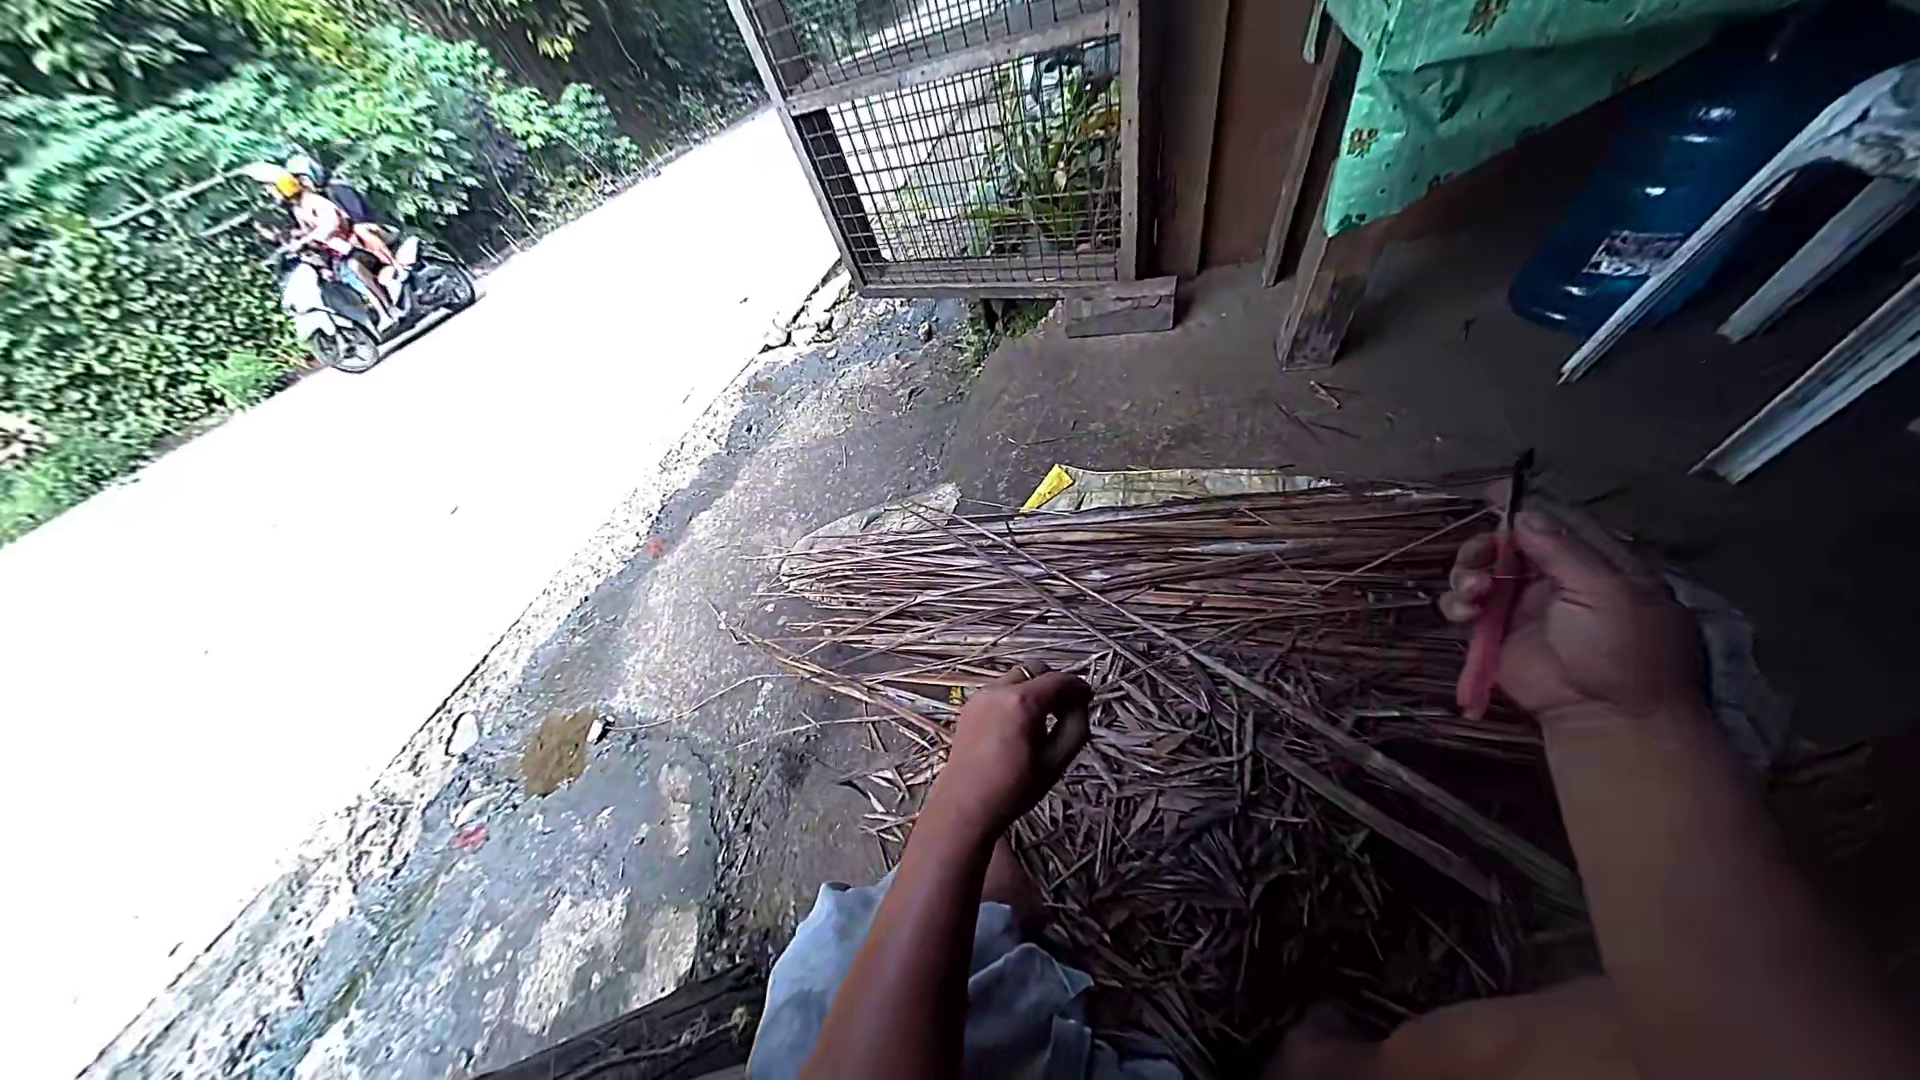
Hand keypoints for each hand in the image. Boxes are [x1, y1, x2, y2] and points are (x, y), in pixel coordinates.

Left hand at [924, 662, 1090, 842]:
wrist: (966, 805)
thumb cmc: (1015, 788)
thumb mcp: (1057, 760)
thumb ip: (1076, 726)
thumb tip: (1079, 704)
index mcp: (1022, 701)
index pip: (1058, 680)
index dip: (1077, 686)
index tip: (1087, 698)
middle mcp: (999, 690)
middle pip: (1035, 670)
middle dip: (1054, 683)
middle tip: (1065, 708)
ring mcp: (981, 696)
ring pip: (1016, 678)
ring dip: (1033, 689)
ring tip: (1041, 720)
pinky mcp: (969, 706)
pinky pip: (999, 691)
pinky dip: (1015, 697)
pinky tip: (1018, 725)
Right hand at [1439, 502, 1703, 728]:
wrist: (1604, 712)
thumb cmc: (1622, 650)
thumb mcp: (1605, 592)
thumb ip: (1563, 551)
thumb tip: (1525, 516)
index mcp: (1590, 564)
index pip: (1553, 523)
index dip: (1523, 506)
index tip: (1492, 492)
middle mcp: (1551, 580)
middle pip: (1504, 546)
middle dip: (1485, 547)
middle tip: (1483, 559)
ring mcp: (1519, 605)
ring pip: (1476, 572)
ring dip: (1467, 576)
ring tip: (1476, 595)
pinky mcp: (1491, 630)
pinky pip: (1461, 605)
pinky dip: (1456, 604)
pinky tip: (1465, 614)